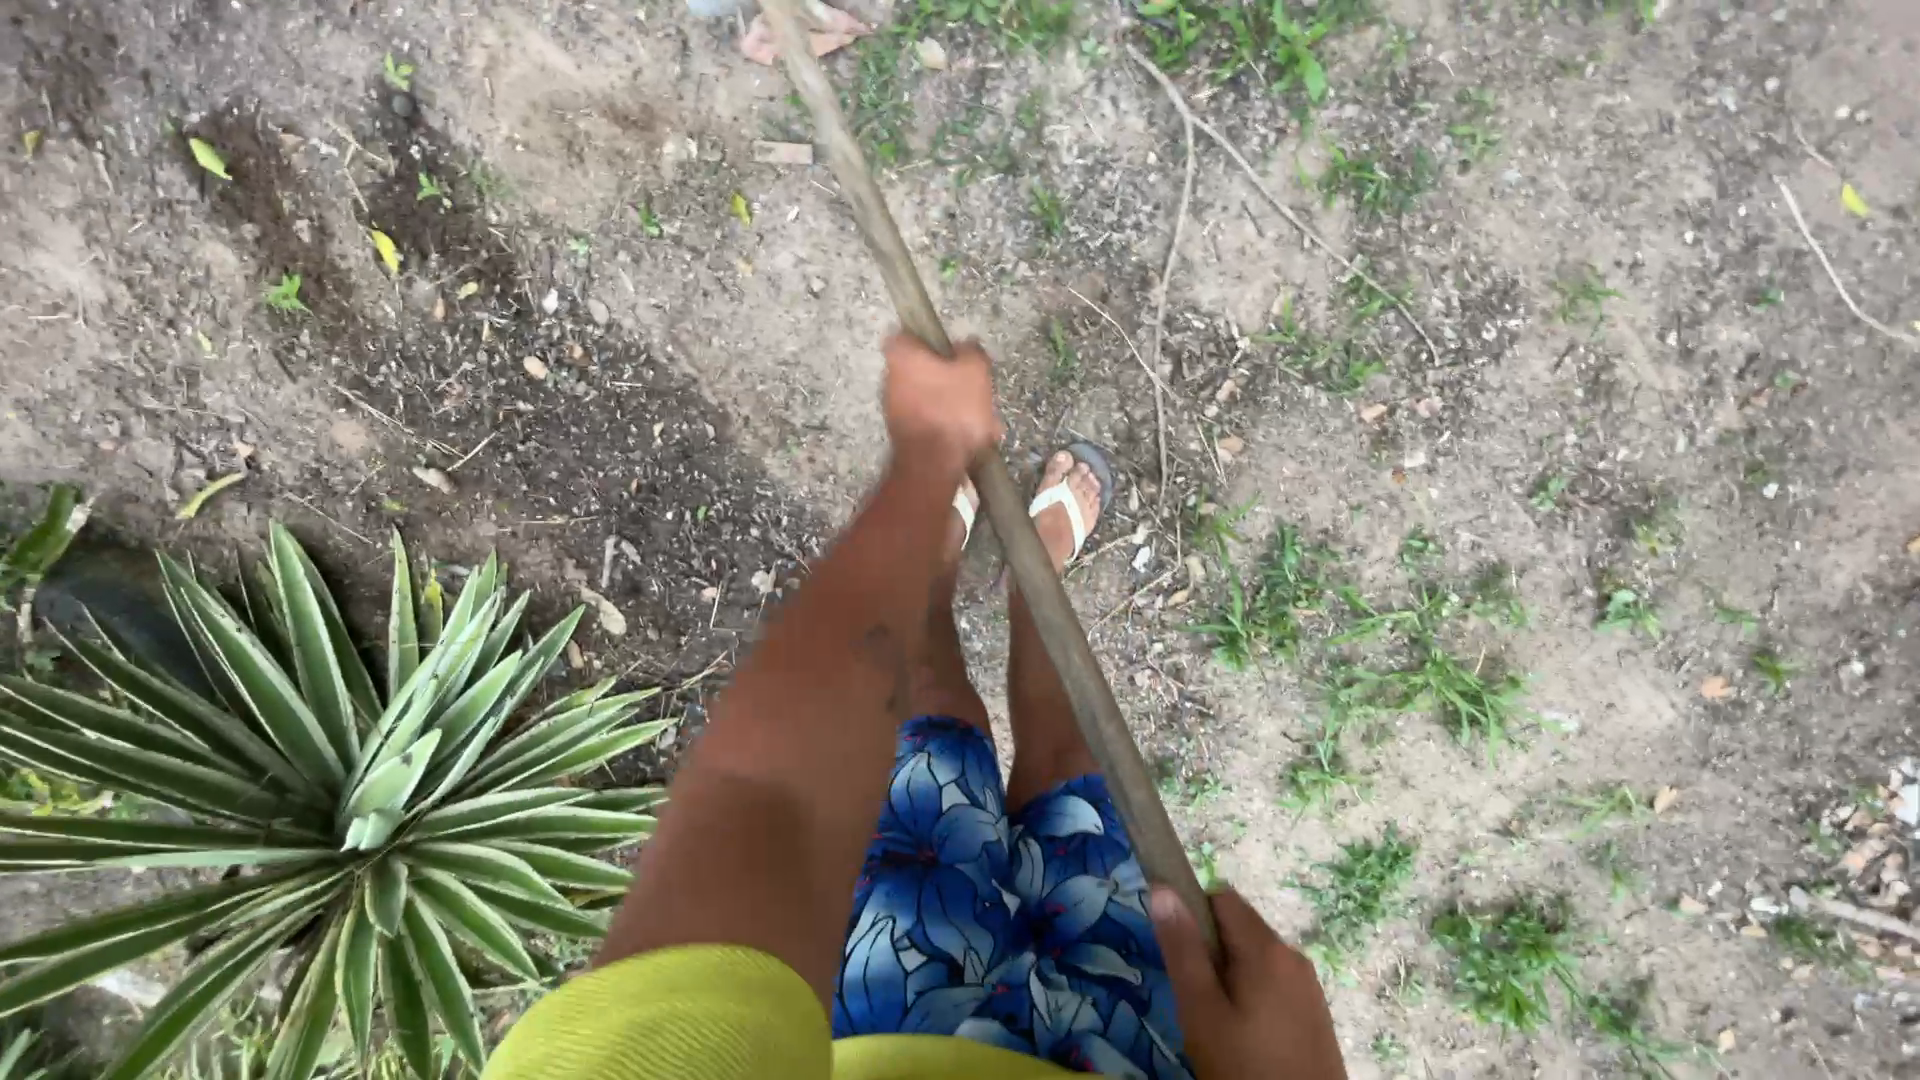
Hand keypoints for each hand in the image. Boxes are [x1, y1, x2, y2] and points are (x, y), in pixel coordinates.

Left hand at [881, 333, 1000, 473]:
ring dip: (950, 404)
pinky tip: (970, 436)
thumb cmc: (953, 408)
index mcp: (902, 357)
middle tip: (970, 385)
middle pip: (919, 369)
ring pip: (928, 397)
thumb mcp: (975, 370)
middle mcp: (889, 380)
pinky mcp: (903, 434)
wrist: (935, 463)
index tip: (946, 348)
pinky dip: (947, 425)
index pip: (904, 335)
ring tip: (979, 417)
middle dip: (945, 377)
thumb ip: (970, 351)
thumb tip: (965, 346)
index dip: (926, 339)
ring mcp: (893, 410)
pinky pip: (929, 420)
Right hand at [1151, 886, 1348, 1079]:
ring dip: (1230, 976)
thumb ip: (1181, 947)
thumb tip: (1162, 888)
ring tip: (1218, 1024)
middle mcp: (1294, 955)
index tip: (1181, 956)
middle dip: (1211, 951)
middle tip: (1197, 1000)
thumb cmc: (1244, 1067)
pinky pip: (1274, 983)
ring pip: (1254, 958)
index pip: (1221, 897)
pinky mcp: (1315, 1014)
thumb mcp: (1200, 1009)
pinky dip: (1253, 996)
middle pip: (1239, 928)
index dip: (1193, 916)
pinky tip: (1245, 1039)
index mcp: (1267, 947)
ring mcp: (1309, 987)